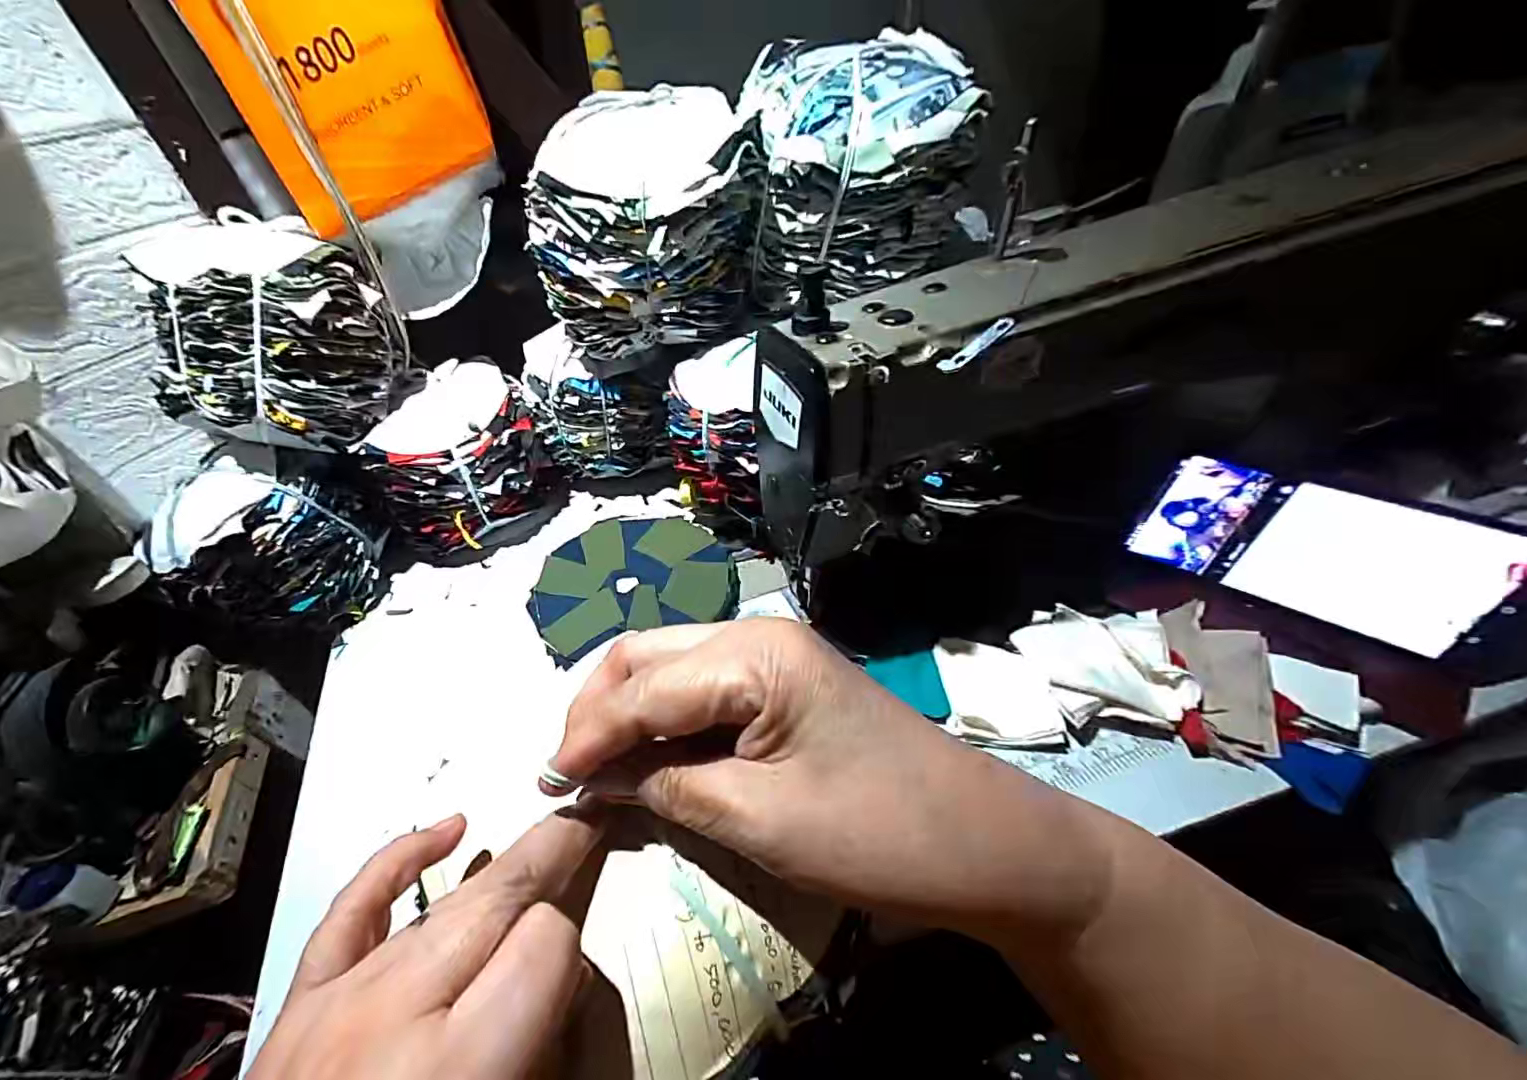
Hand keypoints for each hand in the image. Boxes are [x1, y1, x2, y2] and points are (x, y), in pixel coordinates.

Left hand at [249, 809, 602, 1079]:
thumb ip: (551, 1041)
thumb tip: (561, 978)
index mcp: (461, 1064)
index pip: (547, 941)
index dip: (571, 941)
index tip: (573, 960)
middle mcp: (395, 1020)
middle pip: (501, 900)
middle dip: (557, 857)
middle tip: (595, 825)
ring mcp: (339, 1007)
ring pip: (447, 902)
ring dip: (507, 869)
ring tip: (553, 840)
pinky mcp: (299, 1009)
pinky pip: (356, 911)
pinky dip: (400, 861)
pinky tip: (444, 832)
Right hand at [544, 619, 1121, 948]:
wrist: (979, 840)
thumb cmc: (874, 830)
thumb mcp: (756, 817)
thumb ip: (665, 788)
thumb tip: (592, 778)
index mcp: (756, 654)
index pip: (644, 685)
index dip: (588, 734)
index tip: (546, 783)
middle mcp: (761, 636)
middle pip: (651, 656)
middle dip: (601, 709)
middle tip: (571, 772)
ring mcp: (778, 658)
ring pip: (676, 669)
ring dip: (633, 714)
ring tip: (602, 771)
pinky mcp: (789, 686)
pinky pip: (708, 692)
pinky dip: (671, 723)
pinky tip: (654, 761)